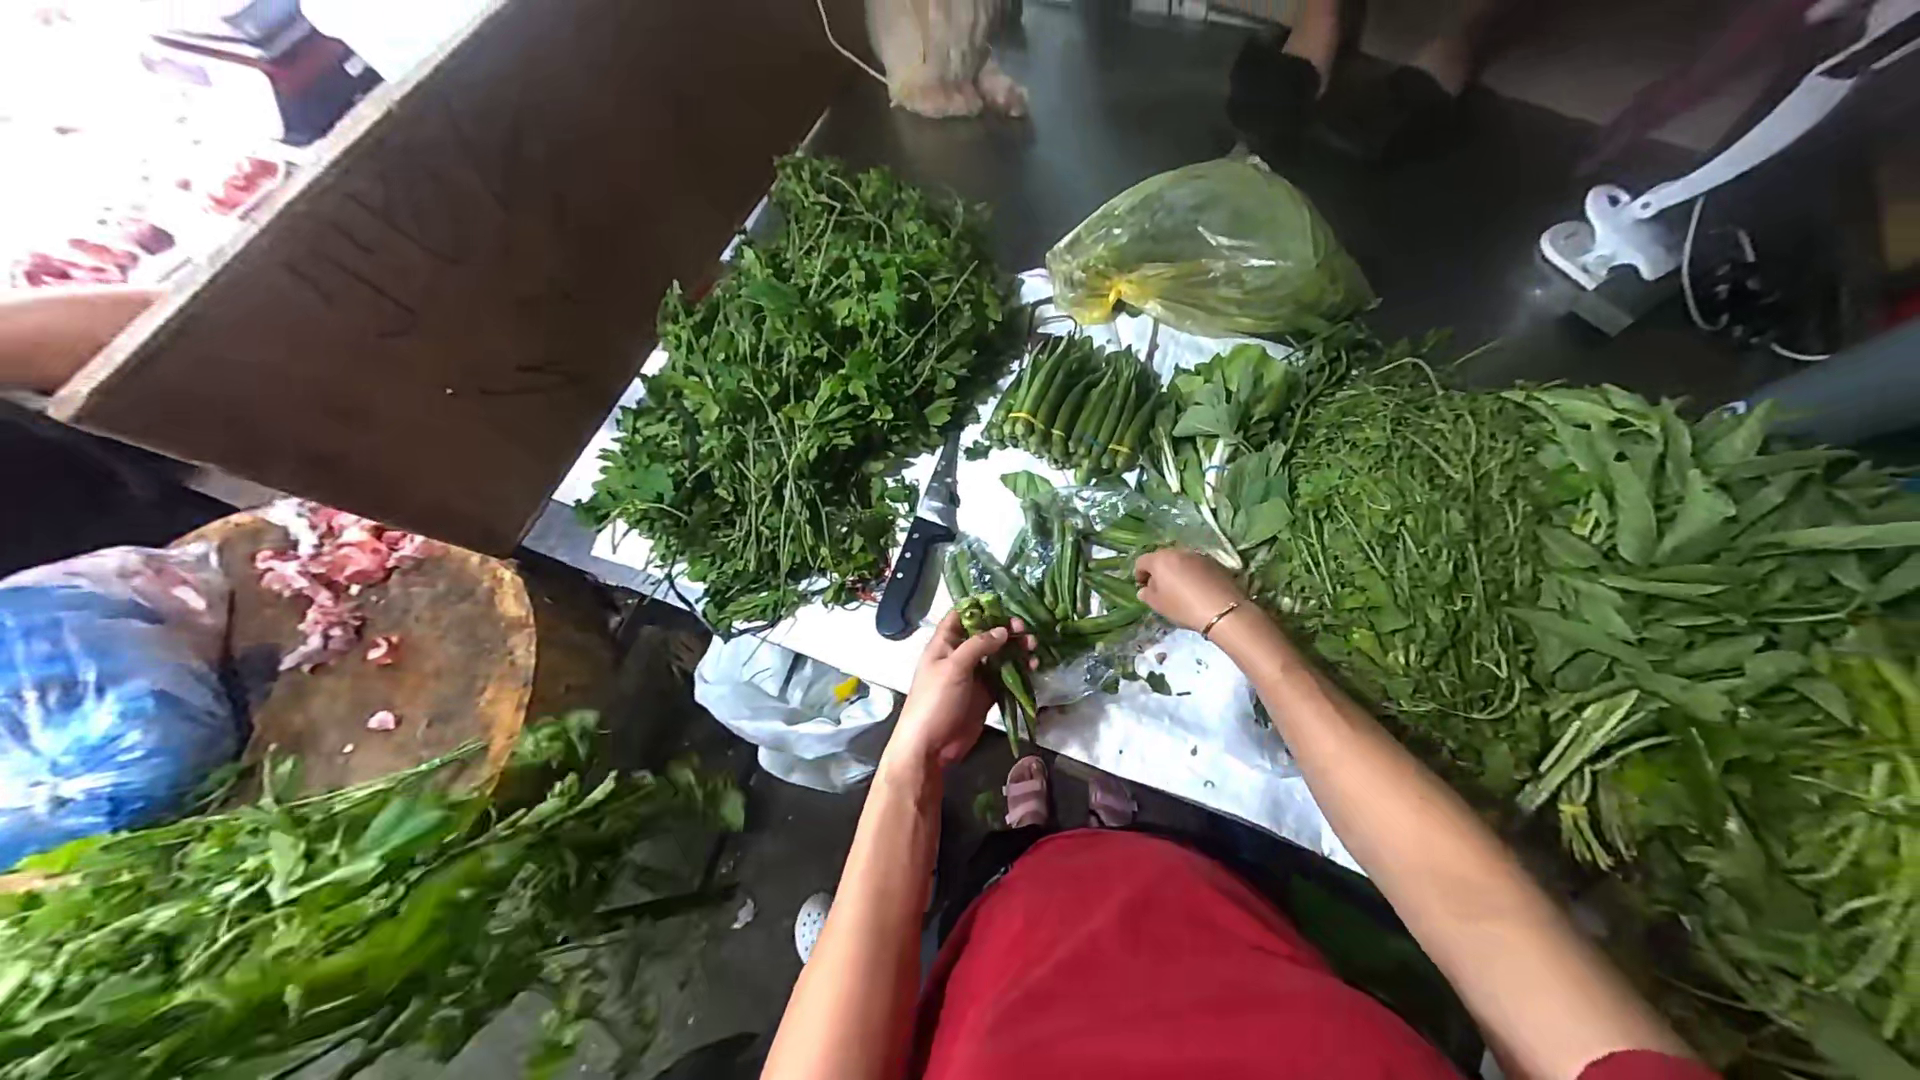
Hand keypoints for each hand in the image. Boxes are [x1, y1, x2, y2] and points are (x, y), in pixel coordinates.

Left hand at [884, 609, 1036, 772]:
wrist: (931, 746)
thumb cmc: (935, 701)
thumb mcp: (953, 667)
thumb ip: (978, 645)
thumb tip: (1002, 630)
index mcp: (944, 644)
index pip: (960, 616)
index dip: (979, 607)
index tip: (1003, 604)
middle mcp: (960, 656)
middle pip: (985, 634)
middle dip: (1005, 629)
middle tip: (1024, 629)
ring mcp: (974, 675)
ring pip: (998, 655)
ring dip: (1016, 649)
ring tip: (1032, 647)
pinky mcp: (986, 694)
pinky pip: (1005, 677)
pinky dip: (1019, 670)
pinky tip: (1033, 666)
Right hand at [1133, 548, 1250, 633]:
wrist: (1222, 610)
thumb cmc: (1183, 607)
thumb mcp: (1158, 605)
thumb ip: (1147, 594)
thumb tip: (1145, 589)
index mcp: (1160, 559)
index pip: (1142, 561)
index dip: (1139, 574)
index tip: (1143, 587)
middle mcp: (1178, 552)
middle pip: (1162, 558)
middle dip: (1159, 571)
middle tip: (1161, 588)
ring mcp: (1198, 555)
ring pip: (1180, 560)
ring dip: (1176, 571)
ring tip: (1180, 588)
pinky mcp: (1215, 562)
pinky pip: (1196, 565)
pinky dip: (1192, 573)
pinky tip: (1197, 589)